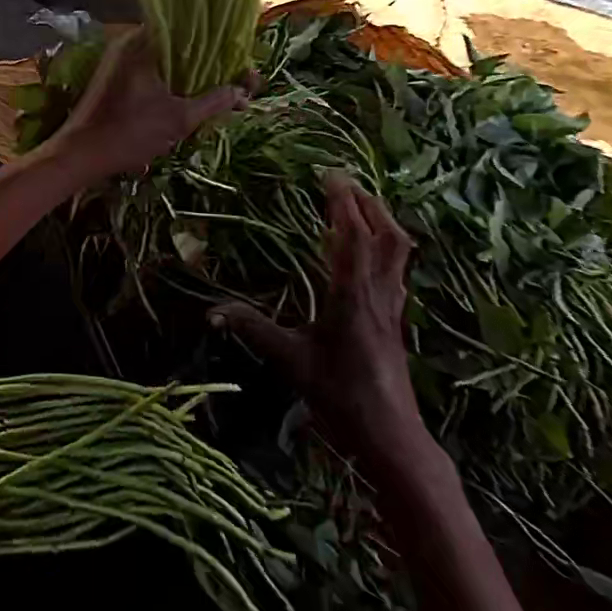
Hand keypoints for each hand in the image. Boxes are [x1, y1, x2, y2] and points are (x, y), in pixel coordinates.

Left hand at [45, 28, 248, 180]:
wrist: (79, 154)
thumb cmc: (129, 133)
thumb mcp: (179, 119)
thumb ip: (214, 101)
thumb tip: (241, 92)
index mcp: (144, 41)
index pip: (195, 31)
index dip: (226, 49)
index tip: (245, 72)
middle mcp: (130, 42)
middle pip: (183, 46)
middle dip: (213, 66)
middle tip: (238, 88)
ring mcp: (120, 59)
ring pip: (168, 61)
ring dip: (194, 77)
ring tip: (220, 98)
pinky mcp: (115, 77)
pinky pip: (154, 71)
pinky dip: (174, 83)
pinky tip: (191, 102)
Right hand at [209, 172, 422, 460]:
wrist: (390, 435)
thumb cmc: (340, 396)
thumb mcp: (291, 360)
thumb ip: (253, 329)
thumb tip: (212, 312)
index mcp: (352, 296)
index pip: (352, 236)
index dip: (342, 202)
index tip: (328, 175)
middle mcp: (378, 293)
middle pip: (387, 234)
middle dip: (367, 201)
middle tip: (344, 180)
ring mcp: (393, 305)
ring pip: (399, 249)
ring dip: (382, 219)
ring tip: (359, 204)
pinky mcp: (397, 317)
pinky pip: (397, 267)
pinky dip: (385, 244)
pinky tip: (370, 249)